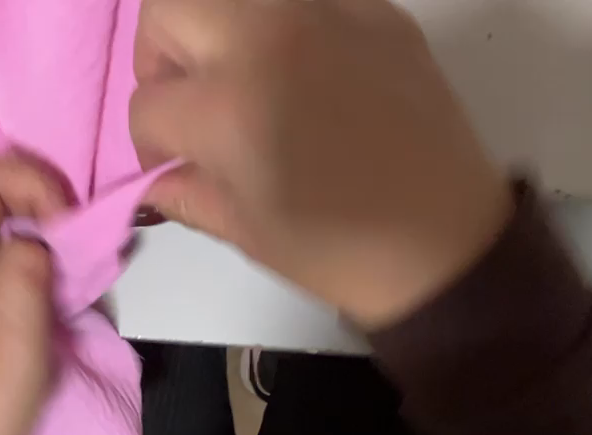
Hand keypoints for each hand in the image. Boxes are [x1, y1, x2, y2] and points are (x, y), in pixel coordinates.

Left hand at [0, 152, 69, 434]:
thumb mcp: (16, 341)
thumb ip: (27, 269)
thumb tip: (39, 239)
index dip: (38, 186)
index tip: (73, 233)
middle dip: (40, 208)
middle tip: (77, 254)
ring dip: (35, 237)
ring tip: (67, 275)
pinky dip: (21, 259)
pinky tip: (44, 291)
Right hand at [130, 0, 511, 328]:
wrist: (442, 245)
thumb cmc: (339, 254)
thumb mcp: (250, 235)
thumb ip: (188, 194)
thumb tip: (160, 175)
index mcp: (231, 109)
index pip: (149, 104)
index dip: (148, 143)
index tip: (169, 163)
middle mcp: (268, 37)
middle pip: (169, 7)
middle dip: (161, 58)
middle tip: (189, 103)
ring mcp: (324, 11)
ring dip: (215, 29)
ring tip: (239, 79)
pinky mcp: (373, 6)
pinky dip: (280, 26)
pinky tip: (301, 73)